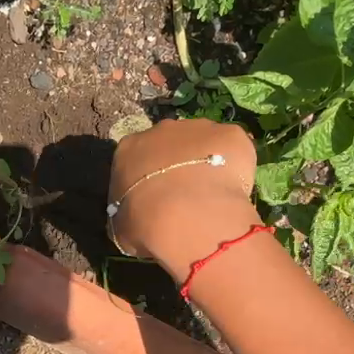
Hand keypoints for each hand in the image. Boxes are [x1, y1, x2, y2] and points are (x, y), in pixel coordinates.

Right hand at [110, 119, 262, 278]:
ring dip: (203, 160)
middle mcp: (161, 129)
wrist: (187, 216)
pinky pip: (231, 148)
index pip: (133, 158)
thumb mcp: (121, 226)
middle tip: (181, 194)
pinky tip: (231, 188)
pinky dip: (232, 163)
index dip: (141, 177)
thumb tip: (133, 216)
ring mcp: (199, 127)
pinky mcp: (231, 133)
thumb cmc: (144, 224)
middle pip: (168, 142)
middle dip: (173, 163)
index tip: (148, 196)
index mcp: (128, 149)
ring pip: (201, 141)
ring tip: (208, 194)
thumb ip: (126, 213)